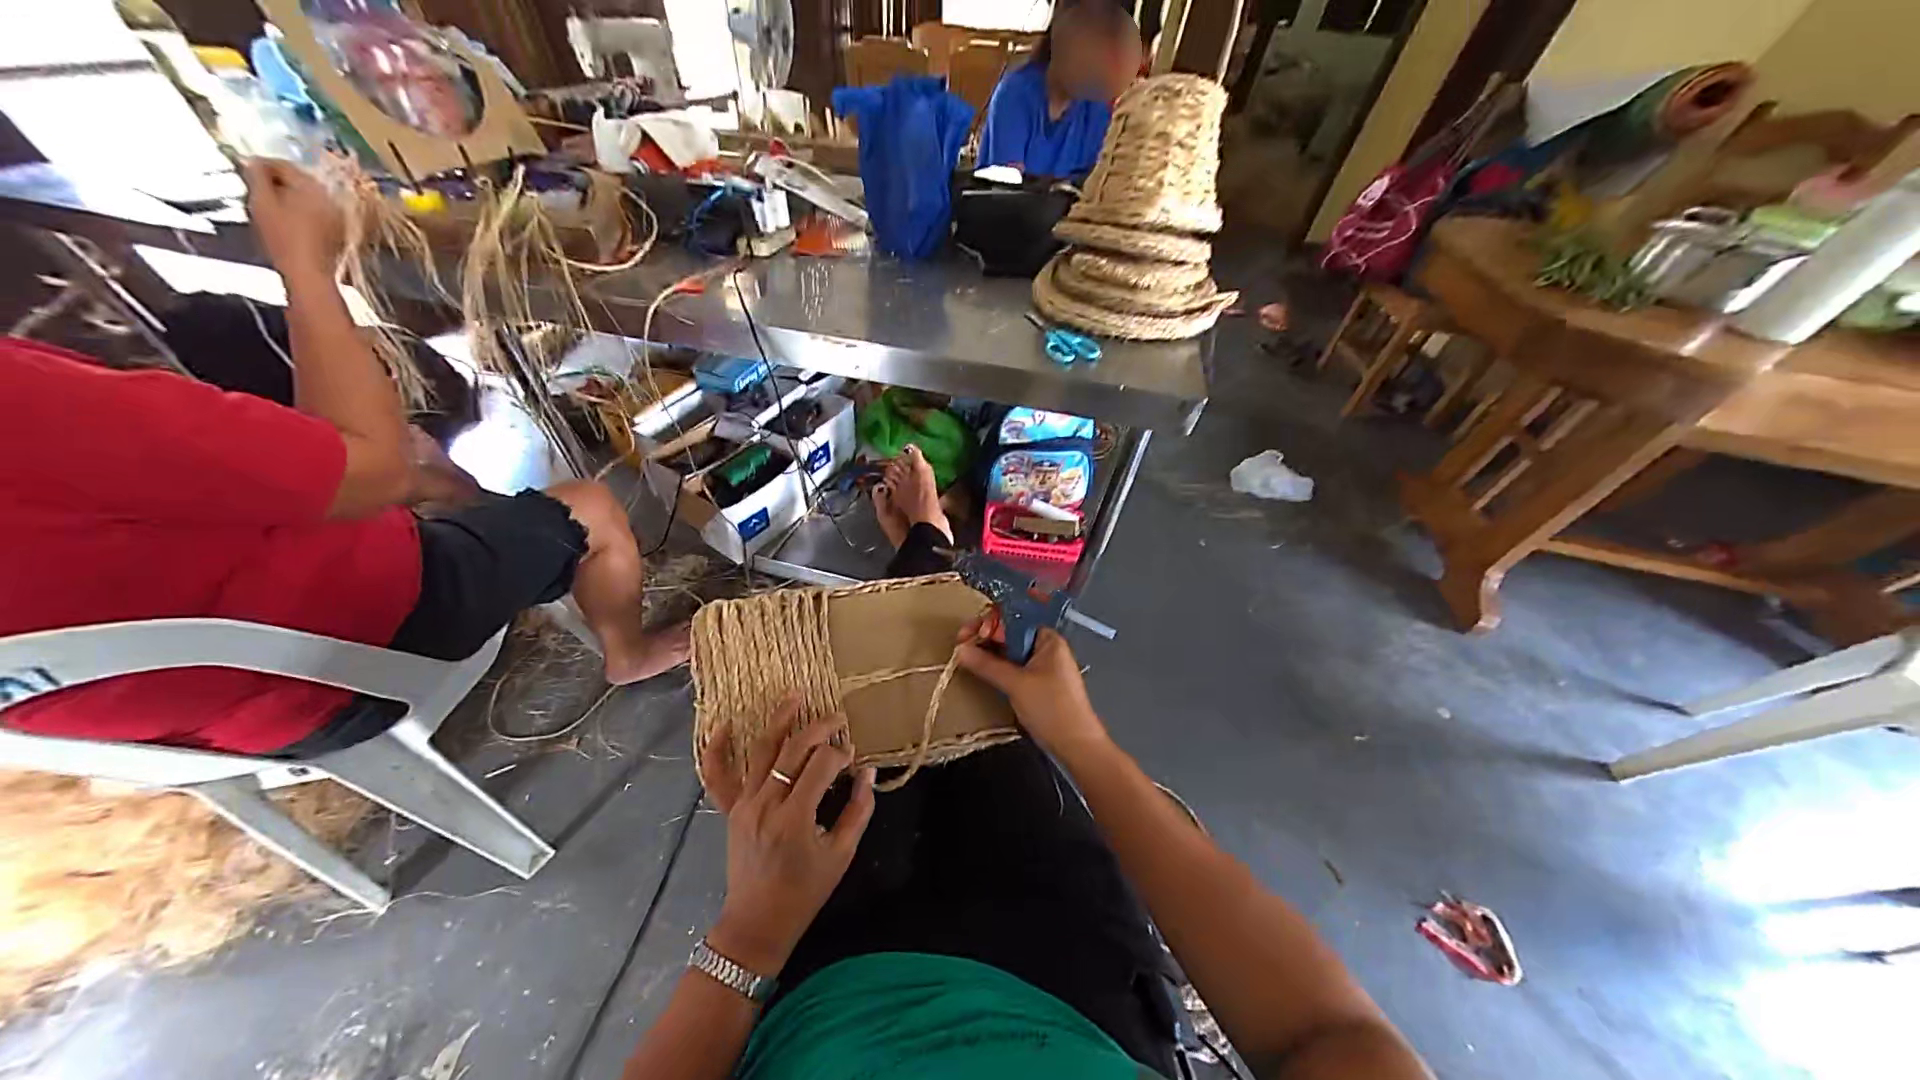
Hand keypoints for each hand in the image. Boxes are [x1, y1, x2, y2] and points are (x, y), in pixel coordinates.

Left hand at [243, 158, 345, 279]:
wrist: (310, 276)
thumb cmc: (312, 234)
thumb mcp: (311, 196)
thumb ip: (300, 177)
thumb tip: (294, 168)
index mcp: (258, 193)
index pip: (259, 164)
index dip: (283, 163)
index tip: (306, 170)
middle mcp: (256, 209)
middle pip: (271, 188)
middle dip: (293, 187)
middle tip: (319, 191)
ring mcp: (268, 232)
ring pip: (282, 209)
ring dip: (302, 208)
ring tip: (328, 214)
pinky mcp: (284, 251)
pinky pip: (293, 230)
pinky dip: (307, 227)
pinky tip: (327, 236)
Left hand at [698, 699, 874, 975]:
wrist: (757, 923)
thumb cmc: (805, 891)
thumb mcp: (842, 854)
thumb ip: (859, 809)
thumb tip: (868, 771)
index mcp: (795, 818)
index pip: (822, 766)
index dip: (841, 754)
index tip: (853, 757)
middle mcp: (765, 804)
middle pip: (793, 750)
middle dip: (819, 728)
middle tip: (838, 717)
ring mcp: (743, 804)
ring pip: (761, 751)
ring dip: (779, 720)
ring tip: (796, 696)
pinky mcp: (729, 809)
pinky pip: (717, 775)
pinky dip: (716, 749)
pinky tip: (725, 724)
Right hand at [954, 612, 1109, 756]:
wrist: (1077, 746)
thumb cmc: (1051, 709)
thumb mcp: (1016, 684)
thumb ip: (987, 664)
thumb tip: (961, 650)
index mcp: (1048, 639)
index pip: (1014, 619)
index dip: (989, 623)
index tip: (968, 635)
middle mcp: (1046, 648)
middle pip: (1011, 633)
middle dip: (985, 636)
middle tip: (961, 646)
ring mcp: (1042, 666)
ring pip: (1010, 651)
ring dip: (989, 652)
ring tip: (966, 657)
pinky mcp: (1038, 684)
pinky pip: (1013, 667)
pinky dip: (997, 667)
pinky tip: (981, 670)